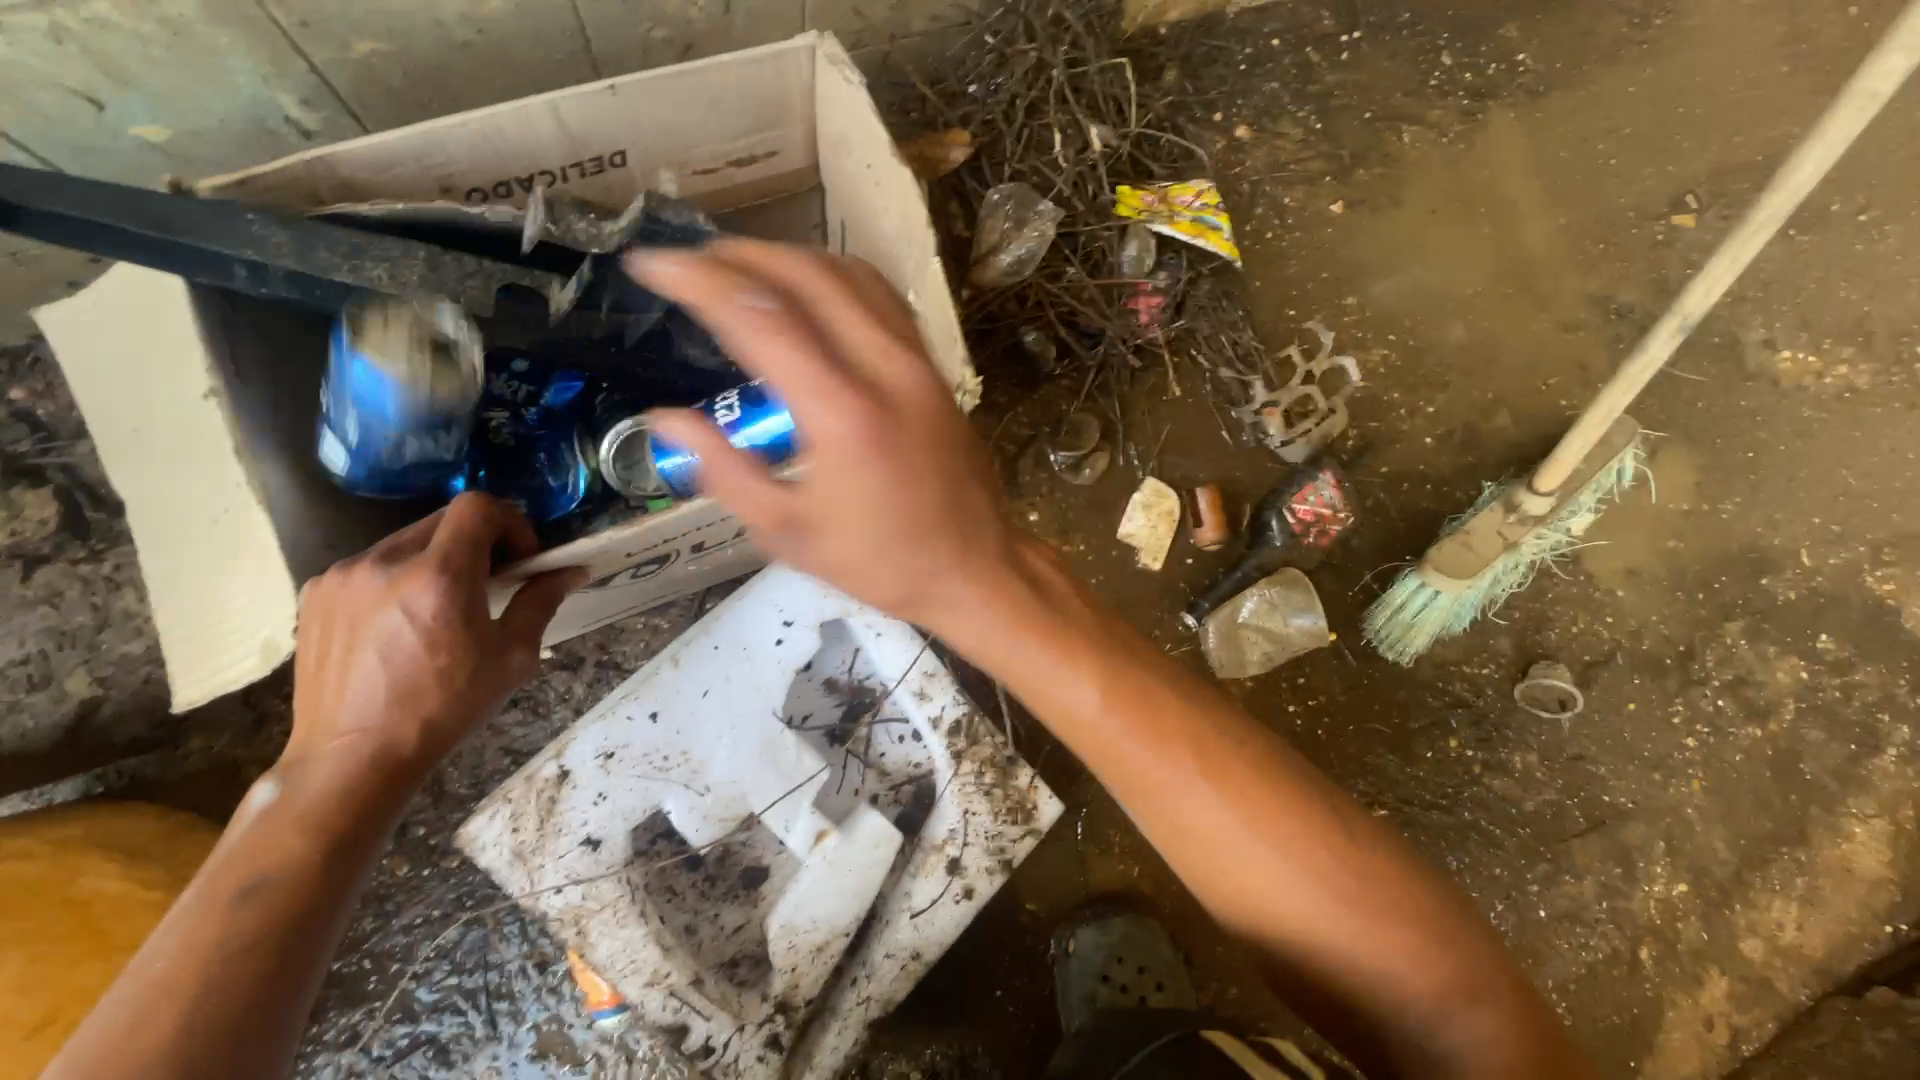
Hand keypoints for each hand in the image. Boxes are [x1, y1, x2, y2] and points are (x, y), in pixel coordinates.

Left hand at [287, 493, 585, 777]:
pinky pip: (370, 565)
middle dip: (478, 542)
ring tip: (442, 608)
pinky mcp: (315, 593)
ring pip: (406, 542)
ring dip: (437, 560)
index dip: (510, 522)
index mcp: (439, 576)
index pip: (479, 506)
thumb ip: (540, 602)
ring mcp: (343, 575)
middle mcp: (385, 562)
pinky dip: (397, 579)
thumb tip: (570, 570)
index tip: (519, 560)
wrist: (353, 757)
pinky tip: (400, 624)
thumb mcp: (511, 658)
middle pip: (445, 520)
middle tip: (491, 583)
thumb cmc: (444, 709)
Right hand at [625, 240, 1024, 631]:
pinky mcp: (934, 367)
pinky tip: (809, 290)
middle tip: (690, 260)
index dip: (697, 280)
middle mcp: (884, 368)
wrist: (975, 568)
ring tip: (739, 266)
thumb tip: (664, 418)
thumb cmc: (881, 563)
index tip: (650, 264)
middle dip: (738, 254)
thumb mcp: (788, 534)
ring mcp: (918, 362)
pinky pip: (882, 297)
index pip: (760, 316)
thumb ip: (724, 470)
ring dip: (788, 257)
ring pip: (849, 274)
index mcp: (841, 413)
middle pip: (806, 274)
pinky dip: (835, 276)